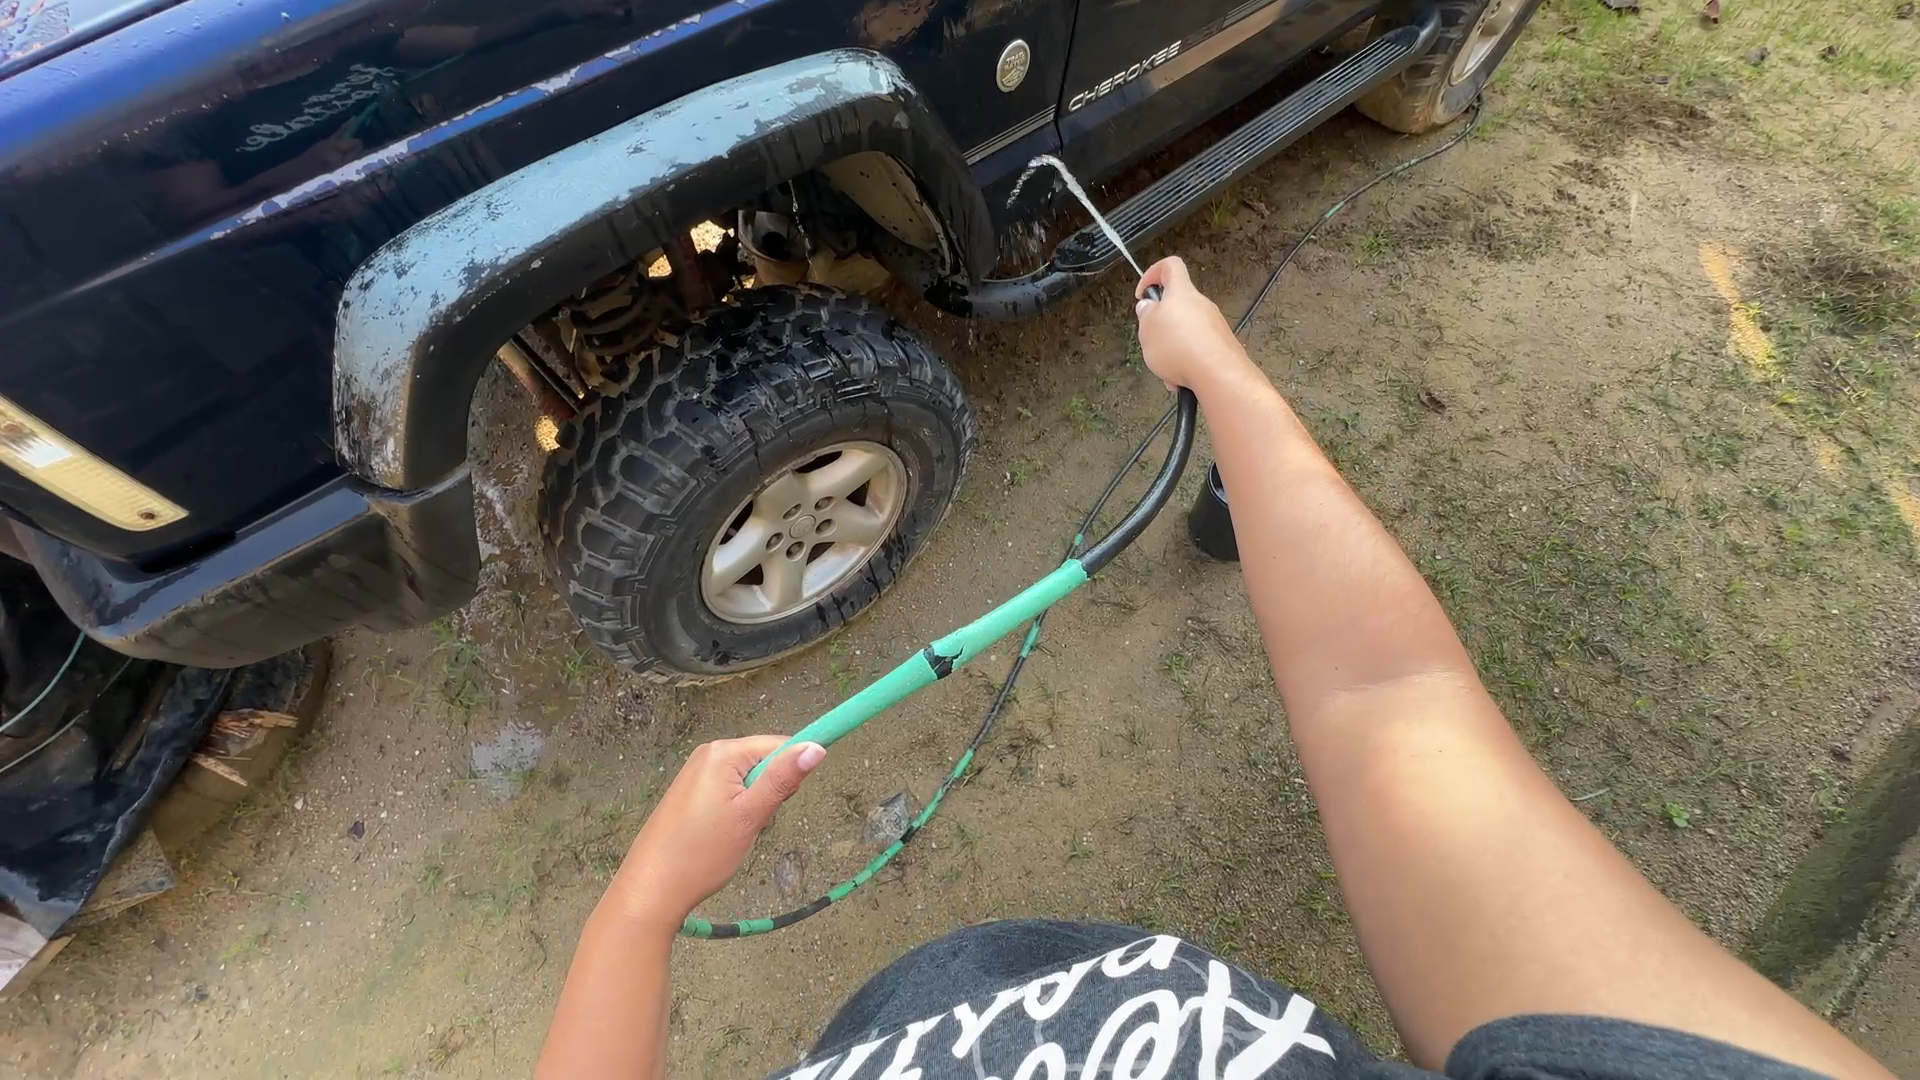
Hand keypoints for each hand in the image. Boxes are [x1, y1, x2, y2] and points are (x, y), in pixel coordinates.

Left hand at [605, 736, 824, 931]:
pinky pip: (730, 789)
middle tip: (754, 822)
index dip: (790, 772)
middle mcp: (709, 753)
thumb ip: (783, 778)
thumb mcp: (751, 815)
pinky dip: (737, 809)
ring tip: (736, 831)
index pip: (780, 744)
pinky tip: (723, 833)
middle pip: (764, 760)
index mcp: (724, 752)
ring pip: (748, 778)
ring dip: (754, 803)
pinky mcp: (690, 791)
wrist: (650, 890)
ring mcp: (697, 772)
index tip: (781, 803)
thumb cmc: (702, 852)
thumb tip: (817, 747)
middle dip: (769, 791)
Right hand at [1134, 257, 1253, 391]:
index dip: (1152, 274)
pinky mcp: (1219, 344)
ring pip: (1184, 329)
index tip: (1142, 293)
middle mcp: (1200, 304)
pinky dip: (1183, 360)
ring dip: (1170, 345)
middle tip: (1150, 336)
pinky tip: (1178, 375)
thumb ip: (1145, 314)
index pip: (1170, 266)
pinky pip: (1195, 348)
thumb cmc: (1182, 349)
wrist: (1216, 374)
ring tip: (1164, 363)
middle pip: (1176, 304)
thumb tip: (1146, 308)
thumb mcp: (1147, 328)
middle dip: (1160, 322)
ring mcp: (1212, 324)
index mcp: (1182, 292)